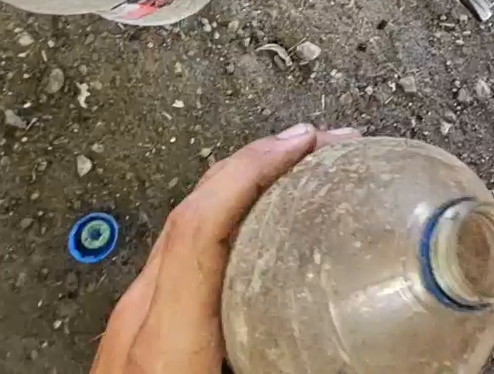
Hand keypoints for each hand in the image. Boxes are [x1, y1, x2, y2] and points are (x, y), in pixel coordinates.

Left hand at [90, 123, 357, 373]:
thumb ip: (287, 357)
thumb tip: (360, 351)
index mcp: (164, 345)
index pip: (201, 223)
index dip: (255, 168)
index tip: (305, 141)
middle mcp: (141, 318)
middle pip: (195, 206)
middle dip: (261, 158)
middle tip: (323, 143)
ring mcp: (133, 320)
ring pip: (187, 220)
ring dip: (246, 181)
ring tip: (300, 170)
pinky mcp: (138, 330)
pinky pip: (187, 246)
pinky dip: (230, 213)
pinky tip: (262, 223)